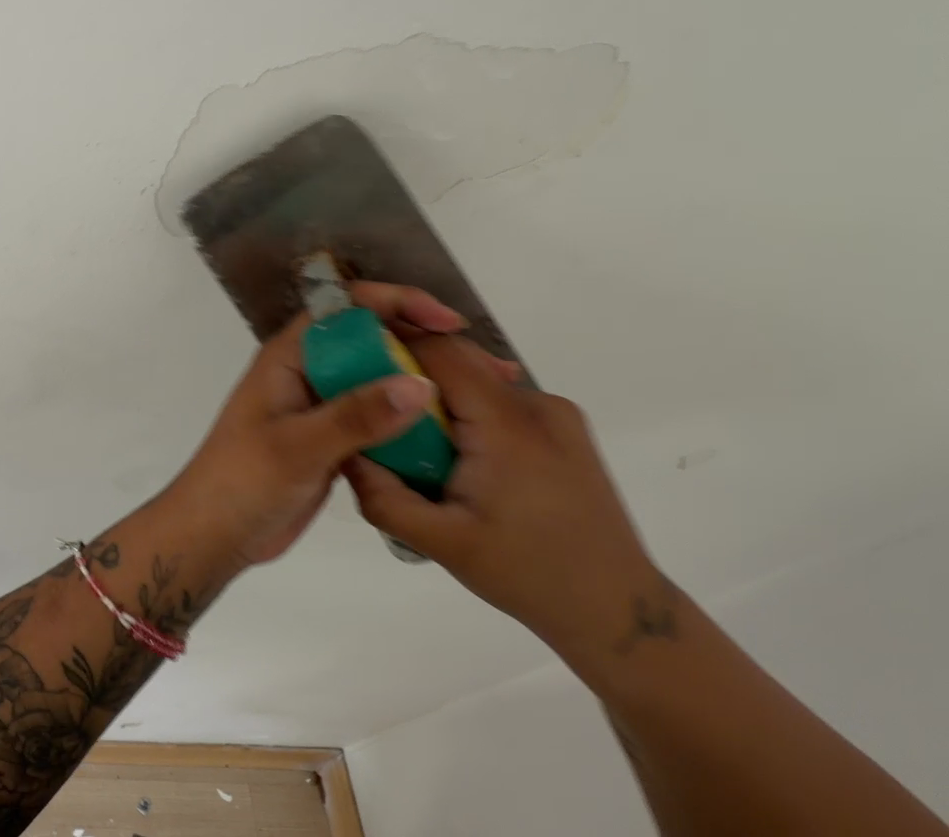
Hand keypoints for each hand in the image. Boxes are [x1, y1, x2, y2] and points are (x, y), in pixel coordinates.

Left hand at [170, 283, 487, 567]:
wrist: (216, 534)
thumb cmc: (242, 481)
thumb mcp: (297, 447)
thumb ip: (354, 416)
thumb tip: (420, 383)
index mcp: (289, 358)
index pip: (345, 309)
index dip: (397, 303)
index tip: (448, 322)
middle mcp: (307, 373)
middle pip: (372, 341)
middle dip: (425, 345)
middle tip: (488, 367)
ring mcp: (321, 408)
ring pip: (379, 380)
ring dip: (425, 384)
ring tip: (486, 396)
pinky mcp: (332, 440)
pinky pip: (378, 418)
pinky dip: (412, 420)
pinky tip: (455, 432)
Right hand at [345, 336, 659, 652]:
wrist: (615, 609)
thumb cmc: (526, 573)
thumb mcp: (440, 542)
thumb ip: (382, 496)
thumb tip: (341, 452)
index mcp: (508, 425)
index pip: (440, 352)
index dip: (390, 347)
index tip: (349, 367)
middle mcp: (538, 404)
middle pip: (458, 363)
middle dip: (408, 380)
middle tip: (371, 415)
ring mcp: (557, 416)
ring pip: (477, 384)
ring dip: (437, 402)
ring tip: (411, 448)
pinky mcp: (563, 431)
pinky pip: (498, 404)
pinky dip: (466, 417)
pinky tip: (453, 461)